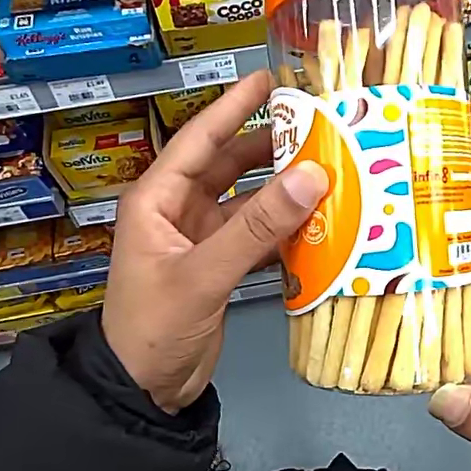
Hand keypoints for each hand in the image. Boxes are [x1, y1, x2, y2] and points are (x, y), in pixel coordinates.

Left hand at [103, 70, 327, 413]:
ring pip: (245, 203)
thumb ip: (257, 227)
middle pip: (226, 167)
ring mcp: (199, 240)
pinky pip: (254, 236)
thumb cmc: (154, 327)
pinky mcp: (217, 266)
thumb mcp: (203, 274)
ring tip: (326, 170)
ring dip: (280, 191)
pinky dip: (281, 230)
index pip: (198, 140)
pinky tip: (315, 224)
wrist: (143, 389)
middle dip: (266, 146)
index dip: (232, 108)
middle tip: (313, 125)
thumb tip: (312, 176)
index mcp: (157, 200)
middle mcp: (178, 212)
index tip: (266, 80)